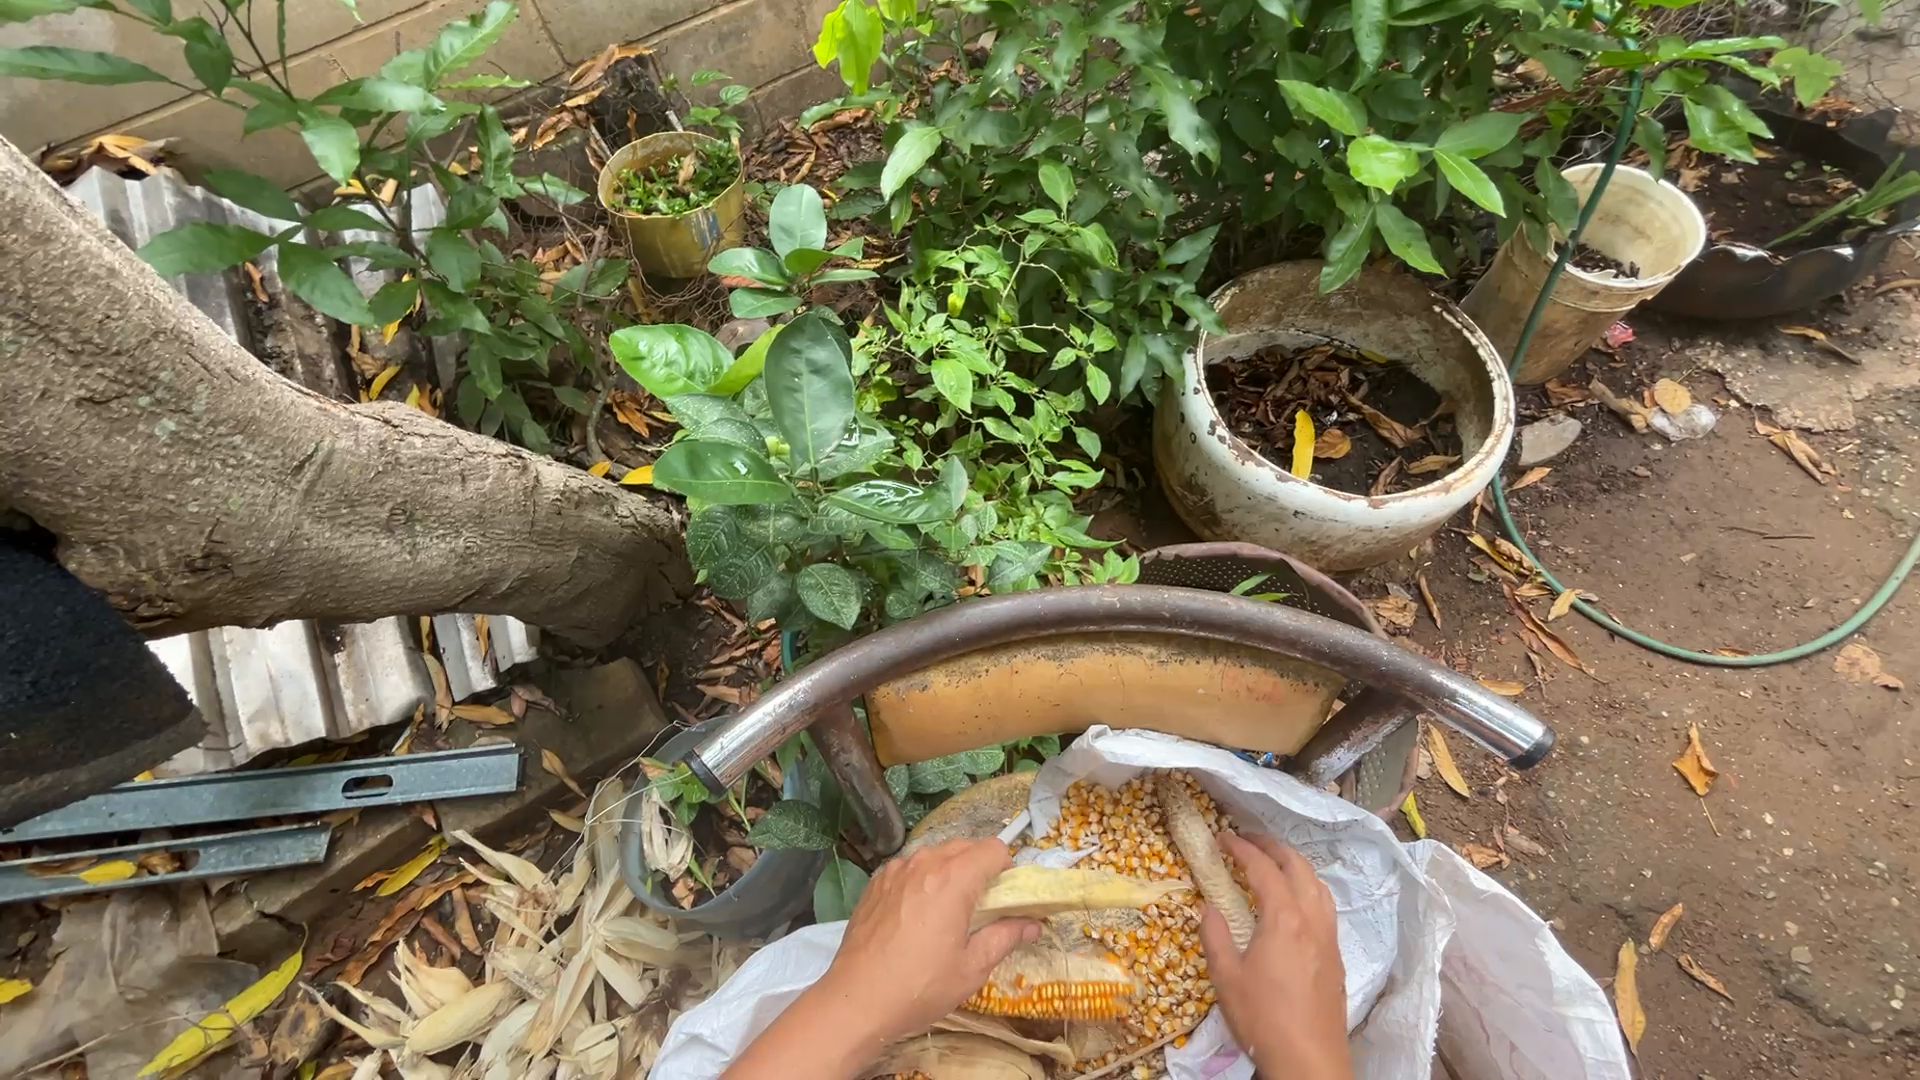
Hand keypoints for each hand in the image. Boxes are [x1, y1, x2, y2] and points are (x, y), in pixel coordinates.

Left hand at [815, 837, 1041, 1042]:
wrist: (856, 999)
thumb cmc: (920, 986)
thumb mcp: (971, 968)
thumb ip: (1005, 937)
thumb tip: (1033, 924)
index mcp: (954, 878)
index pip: (994, 849)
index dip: (1007, 868)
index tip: (1005, 897)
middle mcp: (925, 862)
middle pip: (965, 847)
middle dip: (980, 869)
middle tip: (980, 908)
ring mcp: (897, 868)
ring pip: (935, 855)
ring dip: (949, 872)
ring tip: (945, 912)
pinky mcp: (877, 881)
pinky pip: (910, 868)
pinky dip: (921, 880)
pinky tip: (914, 915)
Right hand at [1198, 832, 1354, 1079]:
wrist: (1310, 1065)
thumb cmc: (1263, 1019)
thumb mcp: (1226, 977)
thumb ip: (1215, 935)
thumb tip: (1209, 906)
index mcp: (1285, 919)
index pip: (1264, 868)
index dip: (1242, 847)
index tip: (1222, 837)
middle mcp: (1313, 921)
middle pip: (1299, 867)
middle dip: (1272, 847)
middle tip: (1247, 840)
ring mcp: (1329, 940)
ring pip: (1318, 885)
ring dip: (1294, 865)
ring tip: (1271, 864)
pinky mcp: (1336, 959)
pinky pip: (1325, 907)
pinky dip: (1307, 888)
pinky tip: (1292, 903)